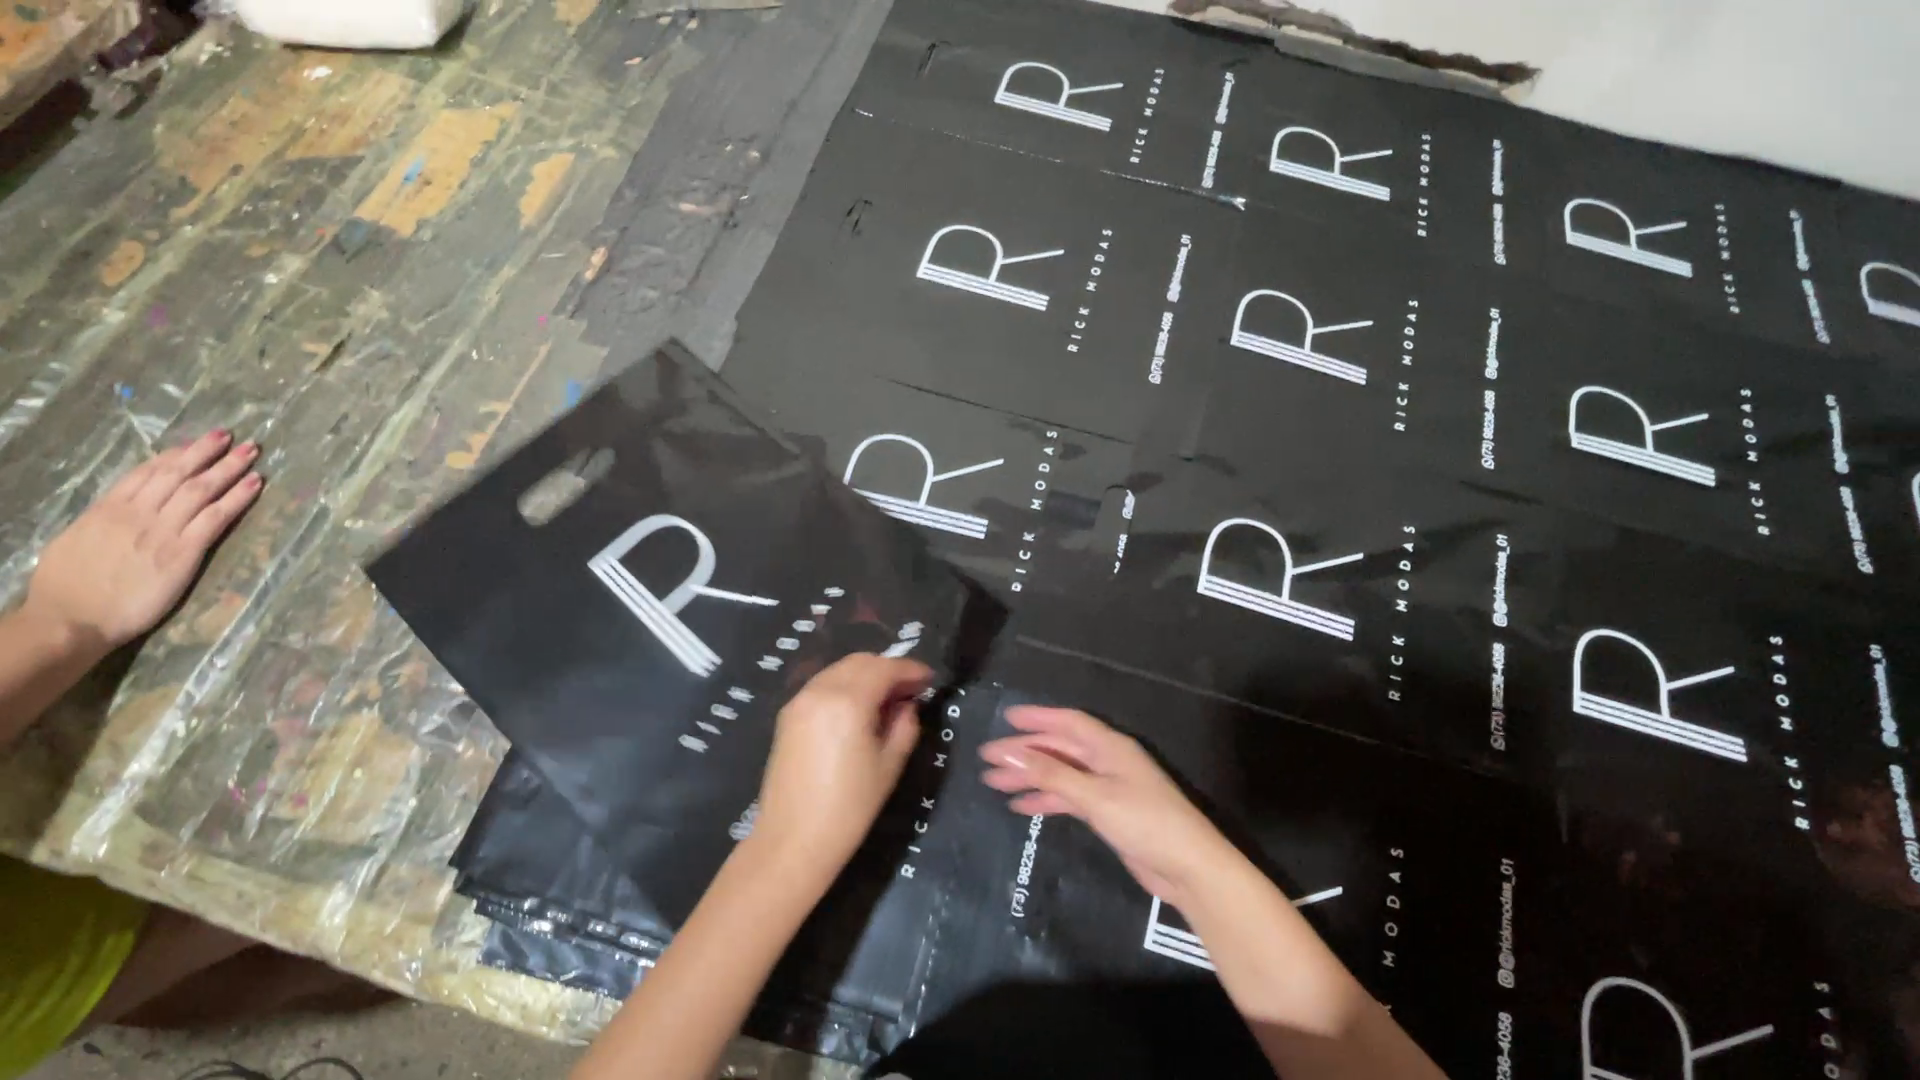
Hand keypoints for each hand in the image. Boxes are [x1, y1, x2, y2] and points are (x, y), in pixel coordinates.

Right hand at [23, 430, 262, 649]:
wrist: (72, 618)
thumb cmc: (67, 587)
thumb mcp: (75, 541)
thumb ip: (101, 521)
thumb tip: (117, 509)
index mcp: (106, 509)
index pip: (145, 473)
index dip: (173, 455)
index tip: (194, 442)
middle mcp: (136, 514)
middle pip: (178, 474)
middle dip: (206, 452)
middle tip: (230, 435)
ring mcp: (162, 531)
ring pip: (201, 489)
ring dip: (229, 467)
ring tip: (252, 450)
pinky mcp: (184, 551)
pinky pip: (217, 517)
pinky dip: (238, 498)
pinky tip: (255, 484)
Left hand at [752, 654, 933, 876]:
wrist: (793, 840)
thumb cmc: (850, 807)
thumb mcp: (889, 765)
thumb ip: (904, 725)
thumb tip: (906, 704)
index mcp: (848, 702)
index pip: (885, 668)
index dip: (911, 669)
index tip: (930, 679)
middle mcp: (820, 691)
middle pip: (860, 662)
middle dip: (888, 669)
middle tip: (911, 690)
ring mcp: (799, 701)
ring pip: (839, 670)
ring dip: (866, 675)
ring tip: (887, 699)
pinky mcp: (788, 716)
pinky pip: (822, 686)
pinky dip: (845, 686)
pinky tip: (859, 709)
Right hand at [981, 706, 1235, 910]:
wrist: (1187, 867)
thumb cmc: (1144, 821)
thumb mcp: (1094, 795)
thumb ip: (1050, 774)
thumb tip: (1009, 753)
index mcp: (1110, 747)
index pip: (1068, 722)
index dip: (1037, 718)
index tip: (1006, 719)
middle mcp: (1107, 761)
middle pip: (1060, 748)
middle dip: (1024, 752)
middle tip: (987, 759)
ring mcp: (1108, 787)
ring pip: (1061, 774)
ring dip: (1030, 777)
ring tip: (995, 784)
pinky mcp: (1108, 813)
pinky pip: (1069, 797)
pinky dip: (1046, 799)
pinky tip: (1022, 807)